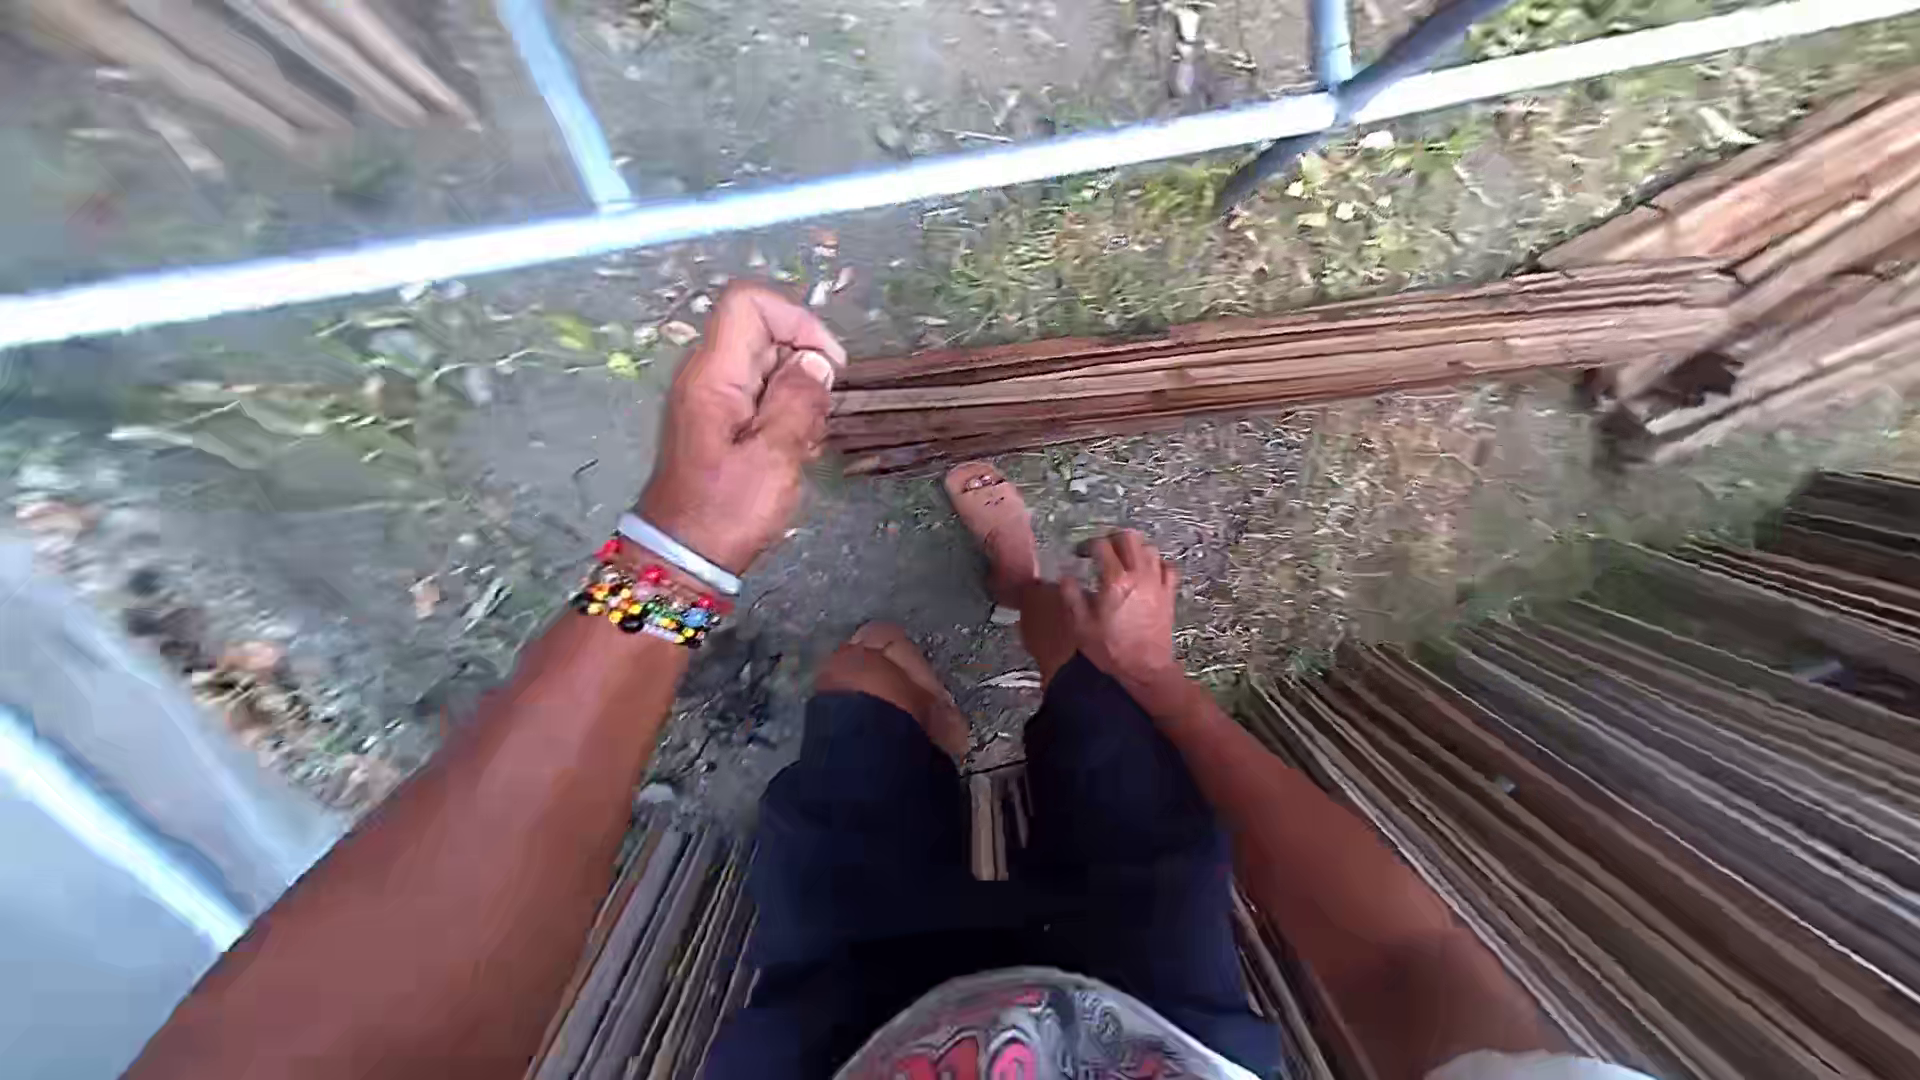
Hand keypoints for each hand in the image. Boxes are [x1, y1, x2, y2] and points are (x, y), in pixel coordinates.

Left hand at [637, 282, 845, 572]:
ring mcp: (714, 399)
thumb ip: (798, 400)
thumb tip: (817, 362)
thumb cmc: (729, 509)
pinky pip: (763, 398)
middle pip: (765, 336)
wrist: (687, 556)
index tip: (829, 365)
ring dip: (800, 398)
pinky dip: (787, 416)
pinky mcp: (722, 422)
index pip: (750, 304)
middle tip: (816, 420)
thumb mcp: (774, 455)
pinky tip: (794, 453)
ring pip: (769, 369)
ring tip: (804, 444)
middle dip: (805, 369)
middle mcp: (709, 376)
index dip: (797, 320)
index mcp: (714, 375)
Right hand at [1062, 530, 1182, 686]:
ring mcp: (1157, 583)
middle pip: (1129, 538)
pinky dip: (1157, 563)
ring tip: (1122, 559)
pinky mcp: (1169, 594)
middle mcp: (1138, 575)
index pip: (1101, 546)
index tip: (1080, 554)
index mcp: (1114, 581)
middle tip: (1101, 550)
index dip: (1087, 545)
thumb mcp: (1081, 626)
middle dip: (1112, 538)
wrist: (1145, 669)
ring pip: (1149, 548)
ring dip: (1134, 548)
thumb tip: (1065, 577)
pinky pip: (1167, 567)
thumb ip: (1071, 596)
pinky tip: (1147, 571)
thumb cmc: (1110, 649)